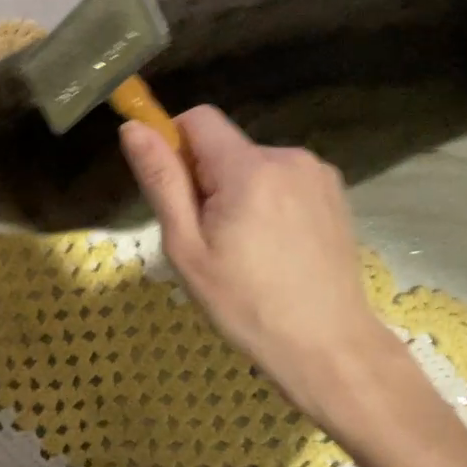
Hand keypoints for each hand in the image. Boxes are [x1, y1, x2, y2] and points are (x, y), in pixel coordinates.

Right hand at [120, 107, 404, 422]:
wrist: (328, 347)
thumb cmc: (244, 303)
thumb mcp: (186, 246)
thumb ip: (161, 180)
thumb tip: (133, 127)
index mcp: (249, 169)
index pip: (197, 119)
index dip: (171, 142)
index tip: (170, 189)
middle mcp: (288, 158)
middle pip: (223, 145)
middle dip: (203, 178)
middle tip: (204, 236)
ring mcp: (318, 175)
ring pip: (250, 164)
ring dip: (234, 191)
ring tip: (239, 247)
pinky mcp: (334, 194)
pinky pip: (279, 179)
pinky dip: (263, 200)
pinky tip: (269, 247)